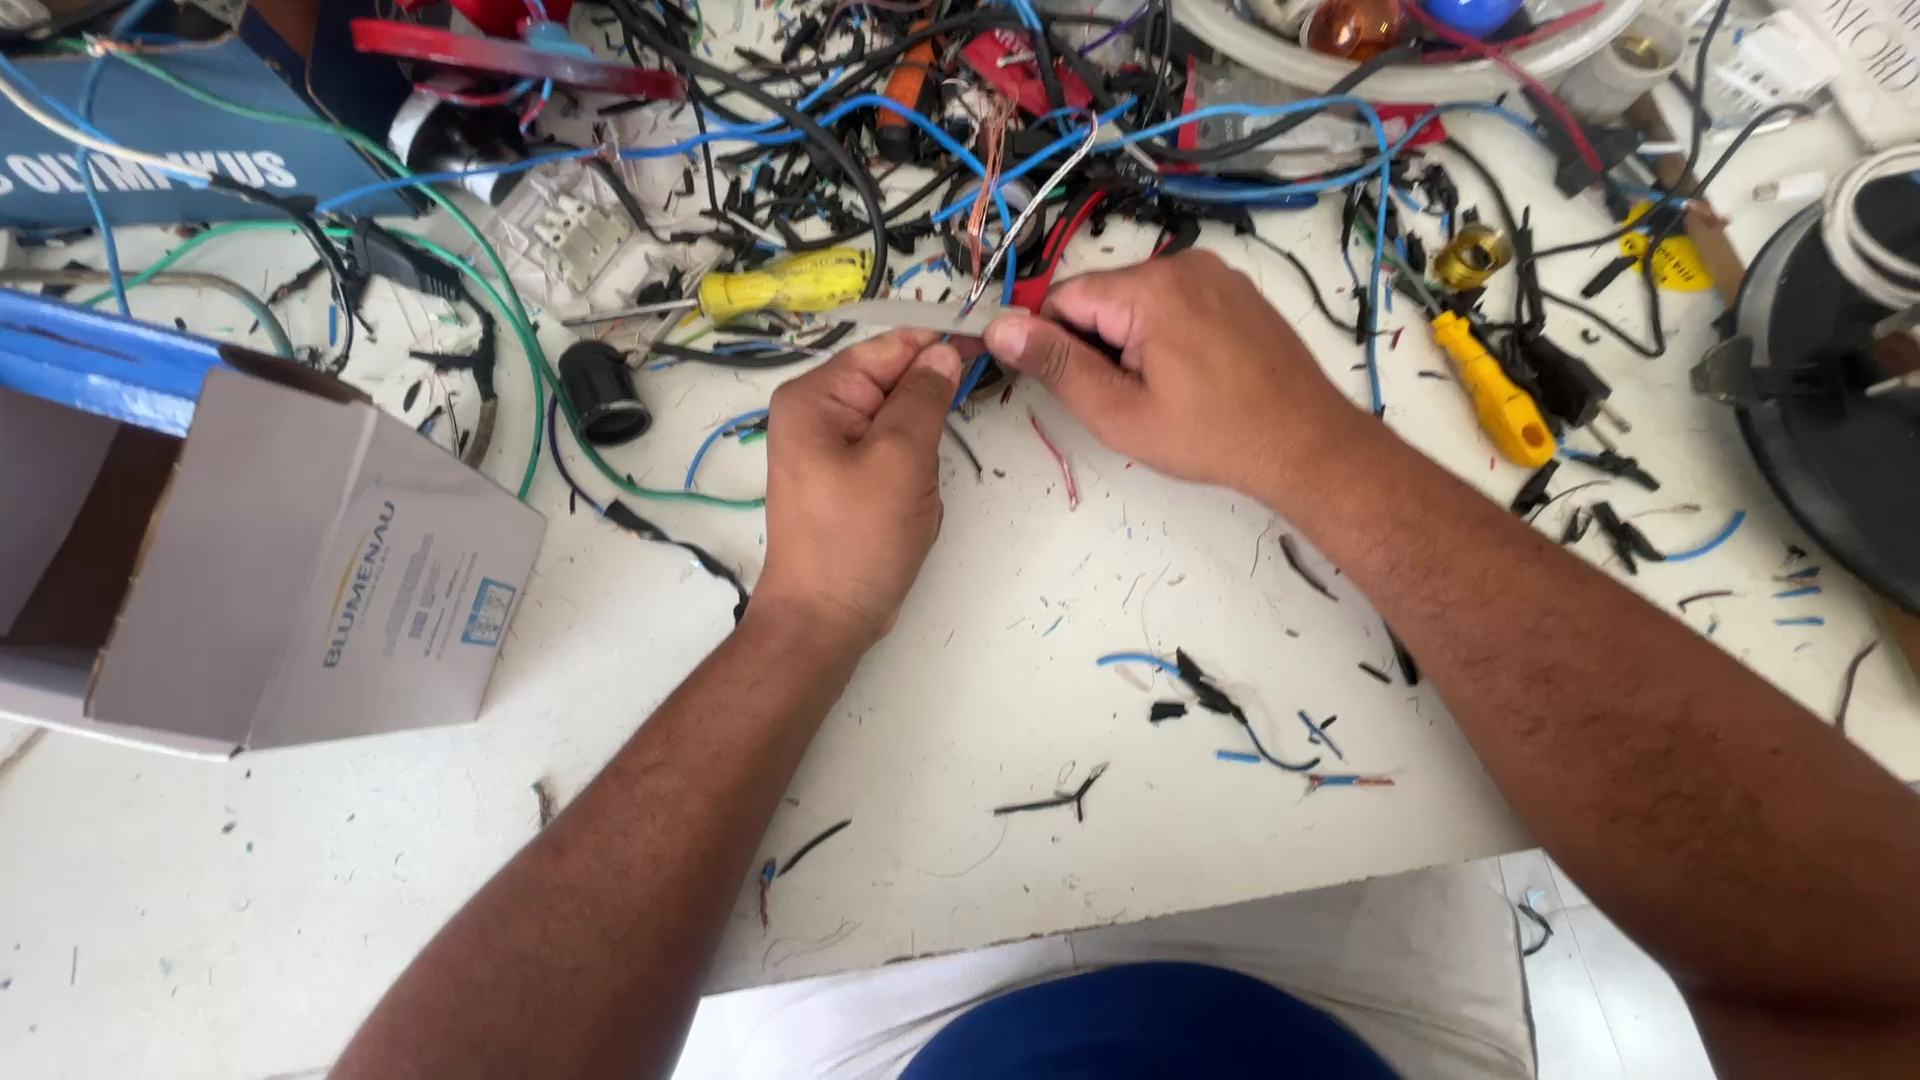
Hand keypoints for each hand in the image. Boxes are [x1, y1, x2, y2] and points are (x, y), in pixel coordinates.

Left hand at [754, 329, 961, 650]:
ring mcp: (827, 449)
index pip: (888, 348)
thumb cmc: (859, 538)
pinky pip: (889, 456)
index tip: (990, 341)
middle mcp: (815, 413)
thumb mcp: (901, 459)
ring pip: (897, 423)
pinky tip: (910, 505)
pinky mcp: (843, 479)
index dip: (939, 342)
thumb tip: (943, 352)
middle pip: (890, 384)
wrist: (825, 619)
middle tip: (948, 441)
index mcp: (816, 396)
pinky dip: (912, 471)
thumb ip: (924, 397)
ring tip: (917, 493)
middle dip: (928, 410)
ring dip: (922, 450)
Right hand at [982, 250, 1365, 497]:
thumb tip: (1000, 325)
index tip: (1074, 386)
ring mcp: (1216, 273)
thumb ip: (1056, 364)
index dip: (1055, 344)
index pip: (1063, 298)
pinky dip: (1163, 334)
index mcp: (1149, 289)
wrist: (1305, 443)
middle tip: (1125, 398)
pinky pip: (1174, 302)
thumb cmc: (1208, 436)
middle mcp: (1183, 263)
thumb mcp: (1118, 411)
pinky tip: (1187, 376)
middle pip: (1101, 297)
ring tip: (1161, 391)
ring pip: (1136, 302)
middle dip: (1096, 344)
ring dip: (1128, 342)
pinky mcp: (1236, 289)